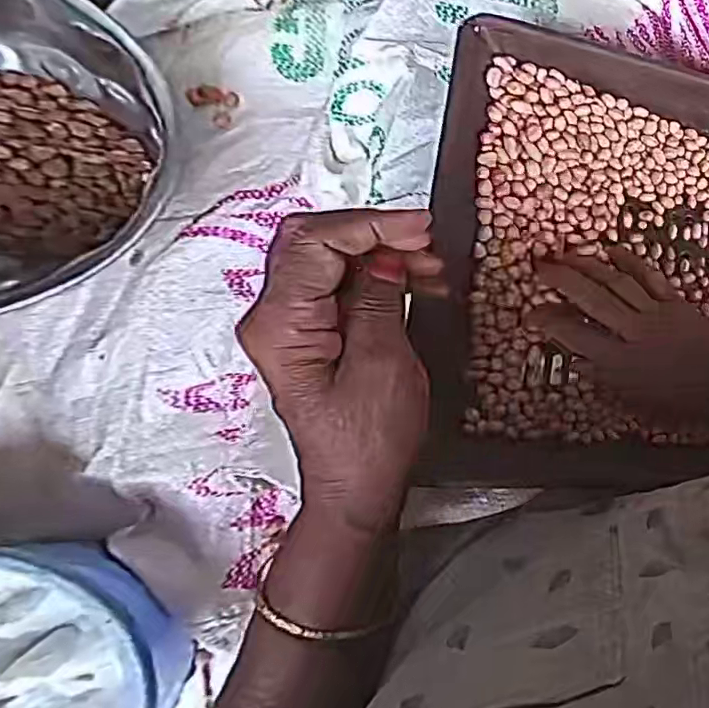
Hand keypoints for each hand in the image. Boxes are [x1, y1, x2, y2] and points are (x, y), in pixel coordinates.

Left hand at [237, 210, 443, 532]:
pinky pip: (345, 286)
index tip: (420, 227)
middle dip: (373, 232)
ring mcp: (295, 323)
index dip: (369, 225)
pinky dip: (382, 275)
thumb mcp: (383, 363)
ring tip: (432, 265)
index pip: (313, 244)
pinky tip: (417, 282)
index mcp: (281, 323)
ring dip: (382, 252)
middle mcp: (276, 316)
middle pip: (313, 243)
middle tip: (427, 239)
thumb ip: (377, 301)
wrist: (358, 482)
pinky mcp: (318, 332)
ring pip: (332, 260)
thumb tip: (384, 257)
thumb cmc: (371, 435)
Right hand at [527, 248, 708, 425]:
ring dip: (589, 265)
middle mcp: (634, 333)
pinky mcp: (677, 303)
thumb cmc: (681, 403)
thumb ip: (604, 379)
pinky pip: (649, 276)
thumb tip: (578, 359)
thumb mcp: (635, 402)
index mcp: (620, 363)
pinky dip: (630, 262)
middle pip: (590, 298)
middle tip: (539, 267)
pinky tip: (612, 251)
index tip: (531, 313)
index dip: (548, 321)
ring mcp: (656, 314)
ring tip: (566, 254)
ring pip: (616, 282)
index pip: (573, 335)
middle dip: (561, 279)